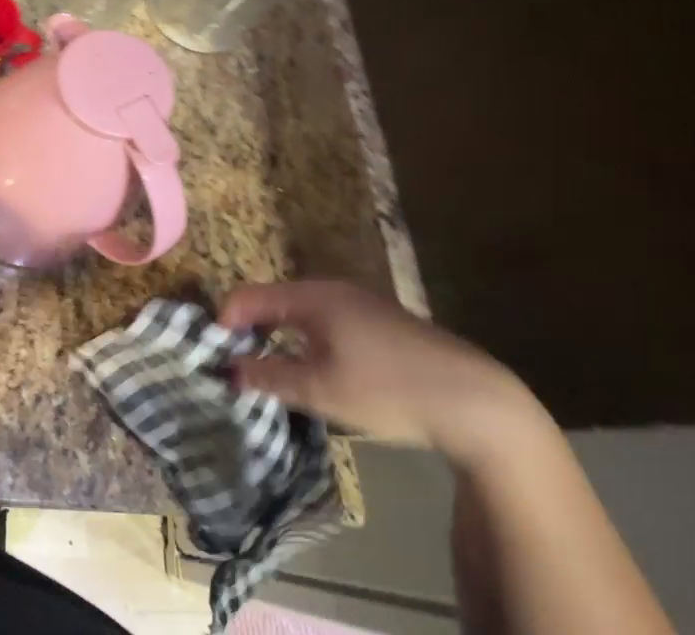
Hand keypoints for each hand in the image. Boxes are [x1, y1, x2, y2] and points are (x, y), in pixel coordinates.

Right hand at [219, 281, 549, 465]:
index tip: (216, 355)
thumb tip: (229, 369)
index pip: (248, 296)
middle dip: (250, 328)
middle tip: (238, 363)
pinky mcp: (385, 323)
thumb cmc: (388, 390)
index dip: (224, 322)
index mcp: (313, 297)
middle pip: (274, 300)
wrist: (478, 404)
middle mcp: (335, 290)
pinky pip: (328, 322)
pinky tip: (320, 369)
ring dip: (280, 335)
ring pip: (303, 312)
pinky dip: (308, 339)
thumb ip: (267, 376)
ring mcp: (364, 304)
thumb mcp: (319, 390)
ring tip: (273, 369)